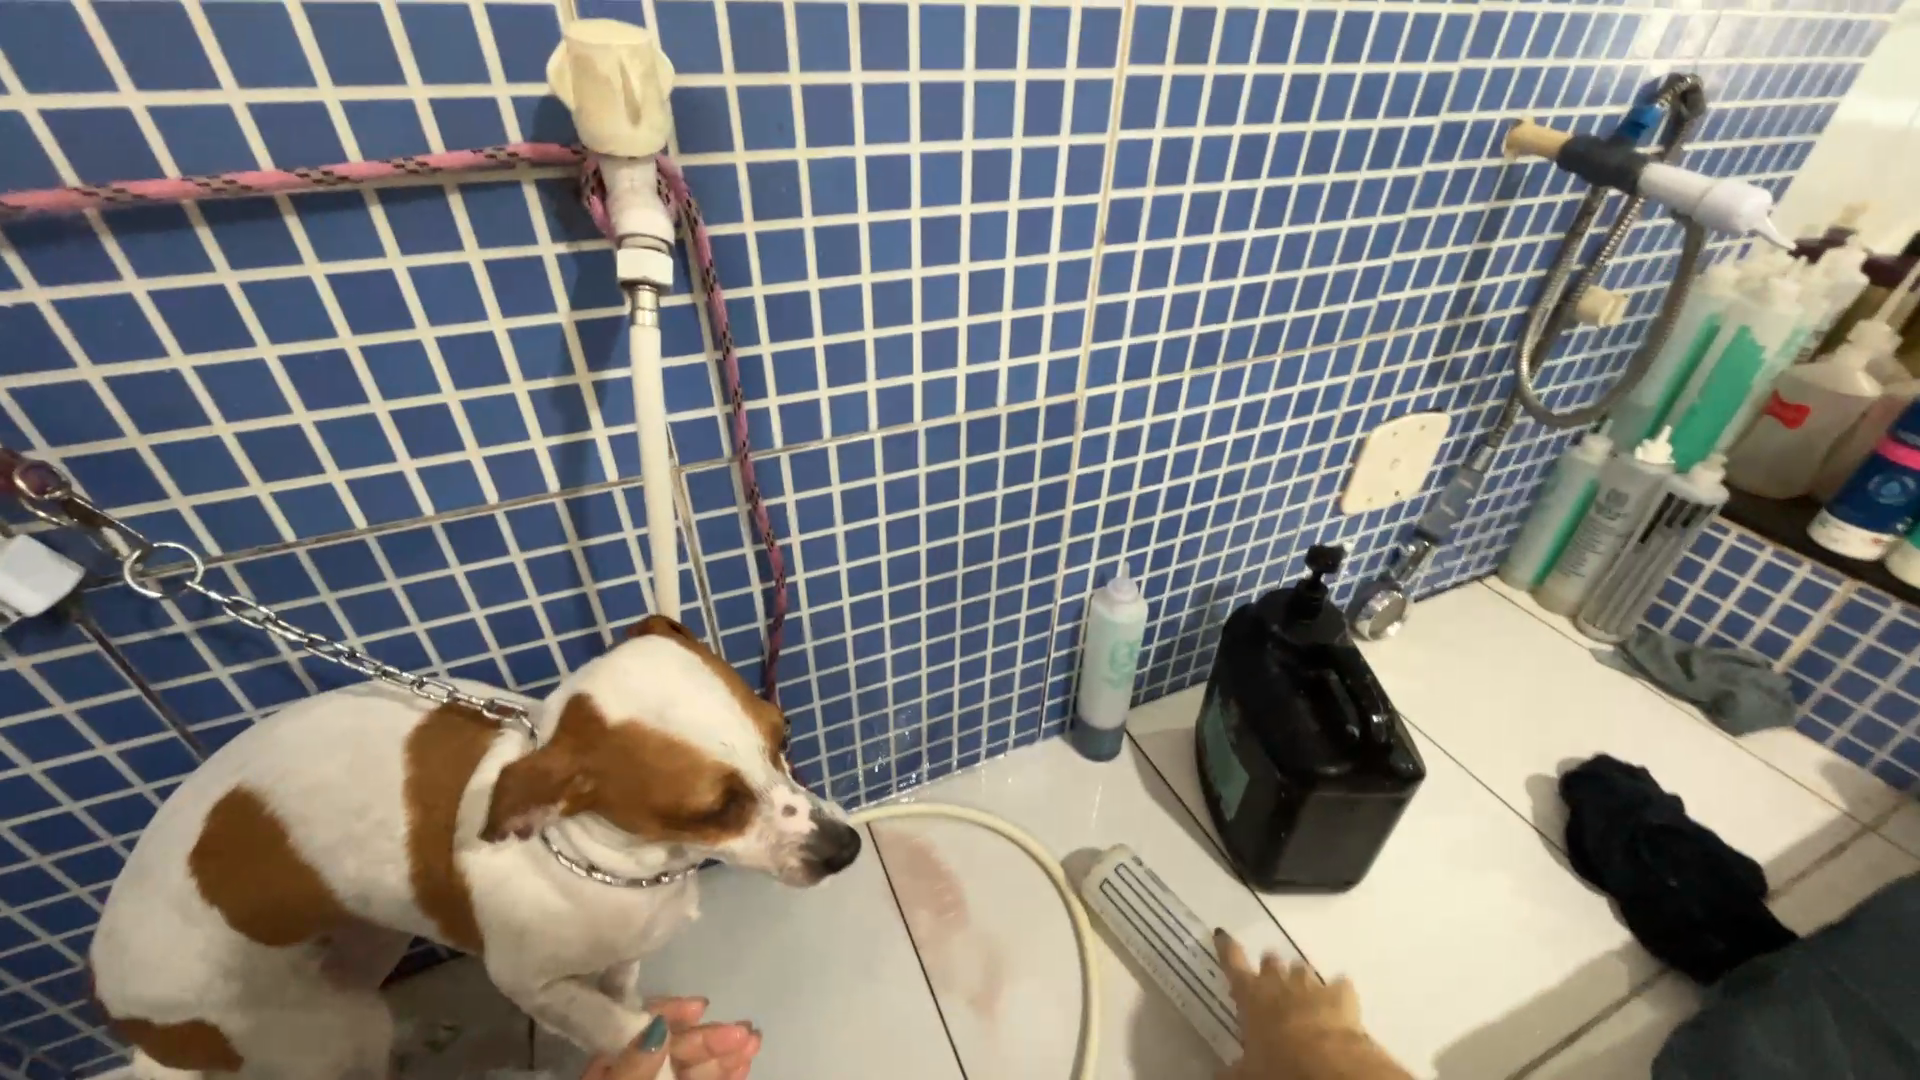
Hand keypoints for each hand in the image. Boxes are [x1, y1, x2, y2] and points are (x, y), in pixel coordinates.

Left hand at [581, 997, 760, 1079]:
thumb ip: (632, 1071)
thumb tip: (658, 1025)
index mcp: (609, 1073)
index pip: (637, 1028)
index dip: (670, 1012)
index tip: (702, 1007)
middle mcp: (633, 1079)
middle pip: (672, 1049)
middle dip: (709, 1038)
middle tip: (744, 1034)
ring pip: (691, 1069)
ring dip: (723, 1055)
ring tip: (752, 1045)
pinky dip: (722, 1079)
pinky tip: (742, 1070)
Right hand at [1213, 929, 1410, 1079]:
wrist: (1330, 1070)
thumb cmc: (1279, 1069)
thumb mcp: (1248, 1075)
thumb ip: (1232, 1071)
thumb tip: (1218, 1076)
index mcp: (1251, 995)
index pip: (1232, 962)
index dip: (1226, 948)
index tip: (1222, 934)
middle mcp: (1278, 982)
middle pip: (1271, 961)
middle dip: (1271, 968)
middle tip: (1271, 982)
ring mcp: (1311, 987)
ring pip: (1302, 970)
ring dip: (1301, 980)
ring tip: (1304, 995)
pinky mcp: (1341, 997)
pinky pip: (1340, 986)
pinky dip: (1339, 994)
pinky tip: (1340, 1003)